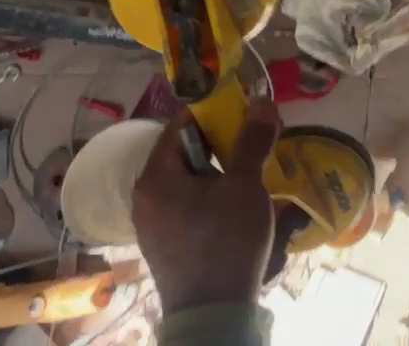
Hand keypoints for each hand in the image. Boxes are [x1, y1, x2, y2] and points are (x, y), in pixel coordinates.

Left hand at [132, 98, 281, 312]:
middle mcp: (147, 196)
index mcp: (156, 178)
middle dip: (225, 136)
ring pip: (192, 174)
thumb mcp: (244, 185)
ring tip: (258, 160)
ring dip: (224, 162)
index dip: (214, 110)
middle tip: (260, 131)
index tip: (248, 105)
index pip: (181, 125)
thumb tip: (260, 100)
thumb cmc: (225, 239)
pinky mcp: (169, 238)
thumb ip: (251, 140)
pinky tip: (243, 192)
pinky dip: (216, 185)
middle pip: (187, 149)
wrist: (213, 309)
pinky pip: (191, 197)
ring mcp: (156, 220)